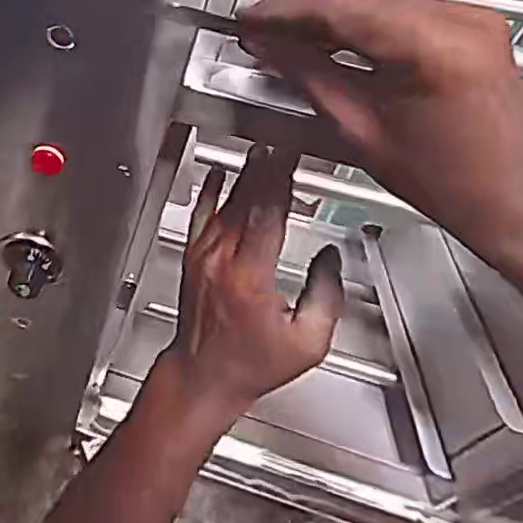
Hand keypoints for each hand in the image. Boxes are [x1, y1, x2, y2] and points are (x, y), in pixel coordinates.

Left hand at [162, 145, 344, 414]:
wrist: (202, 375)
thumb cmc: (250, 363)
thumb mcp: (306, 343)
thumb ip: (325, 296)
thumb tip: (330, 258)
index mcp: (250, 278)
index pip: (267, 214)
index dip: (280, 181)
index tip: (291, 160)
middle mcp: (222, 260)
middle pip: (246, 200)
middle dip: (265, 169)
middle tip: (279, 147)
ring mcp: (203, 255)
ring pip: (227, 203)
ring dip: (245, 175)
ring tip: (260, 153)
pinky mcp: (193, 256)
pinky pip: (201, 214)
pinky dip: (211, 189)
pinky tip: (217, 172)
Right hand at [239, 0, 522, 258]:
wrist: (511, 196)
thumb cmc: (448, 181)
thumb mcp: (360, 130)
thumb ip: (308, 75)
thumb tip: (270, 46)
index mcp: (434, 48)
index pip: (341, 9)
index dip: (285, 12)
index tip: (252, 19)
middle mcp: (458, 19)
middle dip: (302, 10)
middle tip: (261, 27)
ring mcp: (468, 14)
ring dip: (328, 13)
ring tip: (287, 34)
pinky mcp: (469, 19)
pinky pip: (398, 5)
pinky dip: (359, 18)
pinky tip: (331, 35)